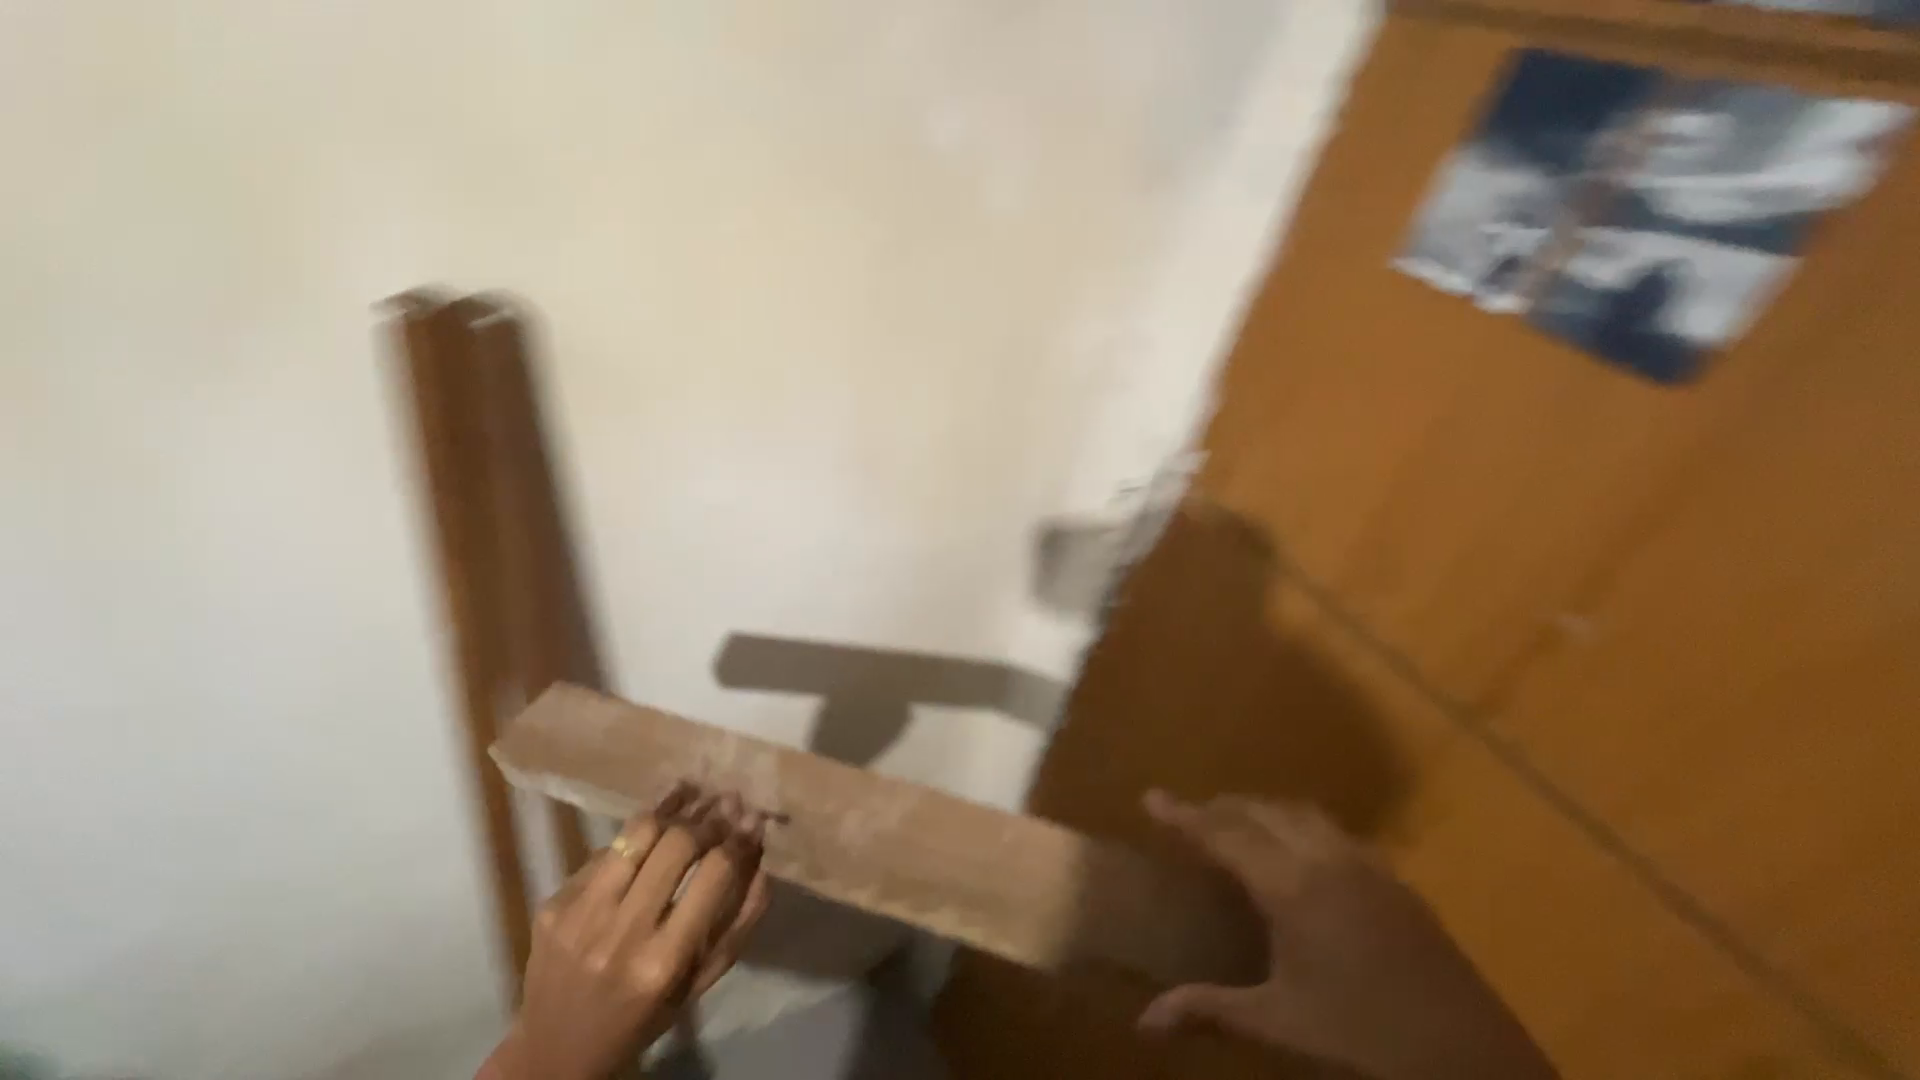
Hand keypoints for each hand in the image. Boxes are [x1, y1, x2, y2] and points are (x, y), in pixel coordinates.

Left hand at [481, 784, 772, 1079]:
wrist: (553, 1049)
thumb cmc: (642, 1017)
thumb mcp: (699, 983)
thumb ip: (738, 922)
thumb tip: (762, 859)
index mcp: (664, 960)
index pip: (714, 875)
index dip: (740, 840)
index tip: (754, 821)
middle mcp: (620, 933)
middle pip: (676, 843)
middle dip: (709, 817)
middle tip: (726, 804)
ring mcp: (580, 913)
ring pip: (637, 832)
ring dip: (673, 809)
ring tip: (694, 796)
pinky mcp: (554, 902)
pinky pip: (606, 851)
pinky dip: (637, 835)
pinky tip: (655, 824)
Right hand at [1138, 791, 1556, 1079]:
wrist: (1472, 1058)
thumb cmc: (1364, 1038)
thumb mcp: (1281, 1024)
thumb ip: (1210, 1010)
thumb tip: (1143, 1022)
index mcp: (1292, 888)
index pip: (1224, 835)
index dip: (1184, 815)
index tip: (1151, 796)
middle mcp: (1326, 859)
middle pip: (1262, 811)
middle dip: (1221, 807)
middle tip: (1187, 816)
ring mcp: (1367, 865)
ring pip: (1301, 813)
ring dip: (1262, 811)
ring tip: (1236, 826)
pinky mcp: (1395, 881)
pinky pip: (1333, 831)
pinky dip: (1299, 825)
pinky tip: (1300, 855)